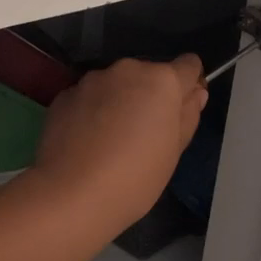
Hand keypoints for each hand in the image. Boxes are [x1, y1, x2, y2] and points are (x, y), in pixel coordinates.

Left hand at [28, 56, 206, 225]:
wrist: (70, 195)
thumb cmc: (135, 177)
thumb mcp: (174, 152)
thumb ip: (188, 115)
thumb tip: (195, 94)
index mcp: (162, 80)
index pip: (188, 65)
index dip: (189, 85)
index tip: (181, 109)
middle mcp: (128, 69)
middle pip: (149, 75)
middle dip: (150, 96)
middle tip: (143, 134)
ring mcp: (92, 79)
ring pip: (116, 84)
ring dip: (119, 101)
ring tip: (110, 140)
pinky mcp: (65, 94)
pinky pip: (88, 97)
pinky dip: (92, 111)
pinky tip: (86, 142)